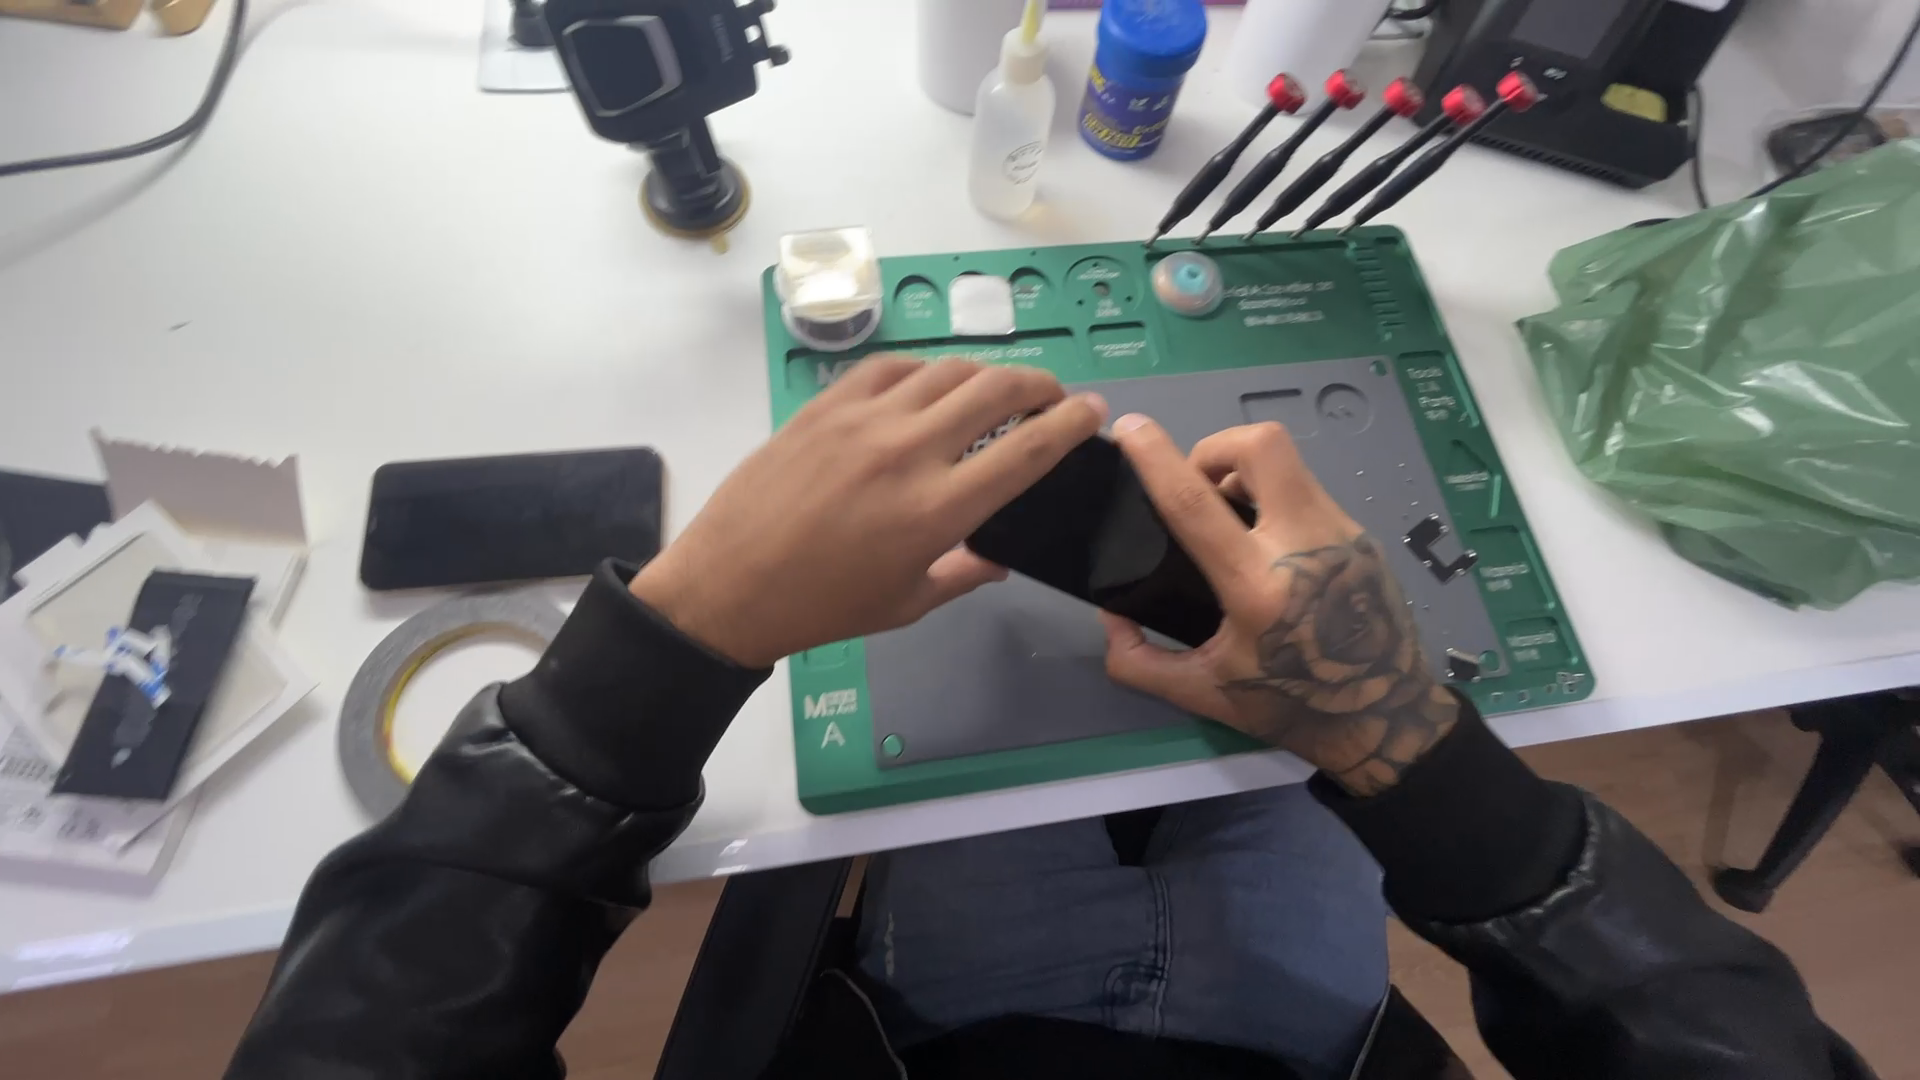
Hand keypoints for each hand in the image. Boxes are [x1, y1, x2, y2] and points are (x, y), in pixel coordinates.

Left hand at [631, 356, 1106, 667]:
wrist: (729, 586)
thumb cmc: (824, 607)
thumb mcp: (907, 604)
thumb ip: (965, 574)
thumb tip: (1000, 557)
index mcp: (938, 510)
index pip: (1028, 450)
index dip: (1071, 424)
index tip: (1092, 412)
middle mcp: (910, 451)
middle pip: (996, 390)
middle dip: (1040, 384)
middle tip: (1051, 396)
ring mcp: (864, 419)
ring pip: (947, 369)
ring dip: (986, 374)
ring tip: (996, 390)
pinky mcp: (826, 404)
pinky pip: (891, 366)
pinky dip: (925, 370)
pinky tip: (929, 386)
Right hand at [1098, 415, 1457, 795]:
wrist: (1390, 719)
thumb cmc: (1291, 707)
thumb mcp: (1202, 693)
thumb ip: (1138, 662)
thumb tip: (1110, 616)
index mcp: (1257, 588)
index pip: (1196, 503)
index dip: (1156, 458)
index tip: (1129, 429)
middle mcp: (1305, 546)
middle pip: (1261, 447)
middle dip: (1214, 446)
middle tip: (1193, 484)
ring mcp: (1341, 533)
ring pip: (1286, 460)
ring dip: (1241, 468)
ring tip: (1224, 511)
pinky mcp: (1360, 533)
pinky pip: (1303, 487)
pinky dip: (1268, 493)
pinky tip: (1260, 536)